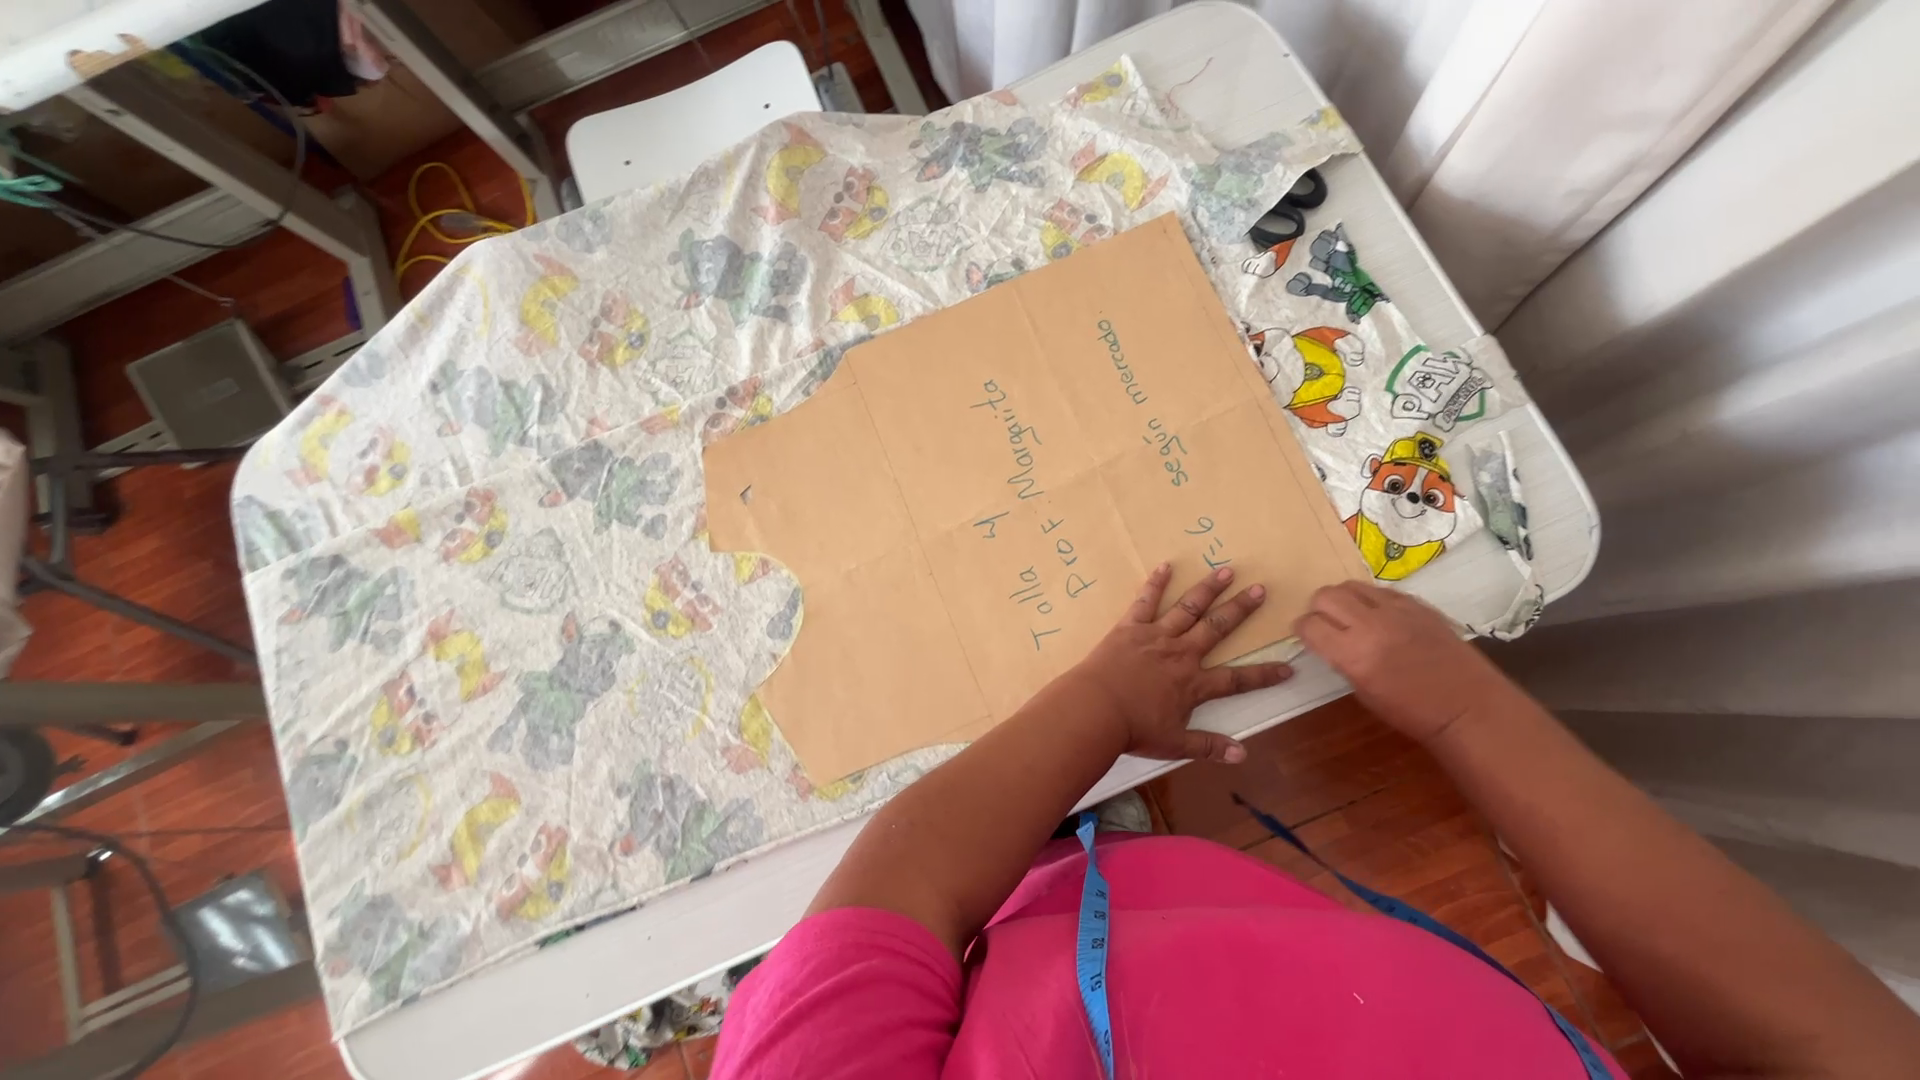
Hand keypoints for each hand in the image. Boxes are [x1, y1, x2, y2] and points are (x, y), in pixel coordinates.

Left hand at [1061, 563, 1292, 763]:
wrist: (1095, 709)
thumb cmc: (1134, 730)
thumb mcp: (1175, 744)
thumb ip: (1209, 746)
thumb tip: (1242, 755)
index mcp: (1193, 684)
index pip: (1237, 680)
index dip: (1264, 675)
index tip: (1288, 667)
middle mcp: (1181, 654)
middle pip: (1217, 628)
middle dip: (1239, 609)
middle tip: (1259, 589)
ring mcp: (1156, 636)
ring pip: (1188, 608)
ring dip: (1208, 589)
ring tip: (1225, 571)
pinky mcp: (1130, 627)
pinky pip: (1145, 601)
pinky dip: (1156, 583)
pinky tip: (1165, 566)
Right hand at [1293, 581, 1521, 743]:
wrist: (1468, 707)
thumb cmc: (1412, 712)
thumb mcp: (1363, 693)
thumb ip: (1342, 660)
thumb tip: (1330, 642)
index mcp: (1353, 654)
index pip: (1309, 625)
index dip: (1302, 630)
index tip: (1307, 636)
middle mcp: (1371, 625)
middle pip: (1326, 595)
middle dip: (1318, 608)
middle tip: (1326, 623)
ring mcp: (1397, 611)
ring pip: (1352, 585)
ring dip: (1344, 599)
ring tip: (1352, 616)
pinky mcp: (1419, 605)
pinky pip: (1383, 591)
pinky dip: (1373, 600)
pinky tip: (1381, 617)